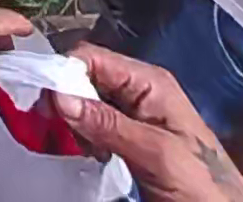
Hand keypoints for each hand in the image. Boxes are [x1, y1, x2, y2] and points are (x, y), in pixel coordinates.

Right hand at [53, 43, 242, 201]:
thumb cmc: (201, 185)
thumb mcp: (156, 154)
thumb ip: (108, 124)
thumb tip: (59, 95)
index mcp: (148, 81)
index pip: (95, 58)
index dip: (65, 71)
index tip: (41, 99)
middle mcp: (137, 91)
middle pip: (87, 79)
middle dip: (64, 98)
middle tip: (45, 127)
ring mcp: (132, 118)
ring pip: (86, 105)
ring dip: (70, 121)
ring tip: (60, 143)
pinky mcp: (127, 143)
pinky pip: (93, 130)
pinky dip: (79, 139)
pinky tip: (75, 153)